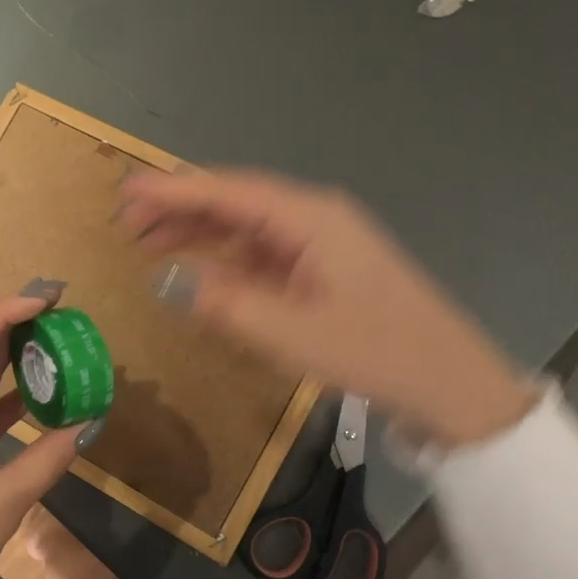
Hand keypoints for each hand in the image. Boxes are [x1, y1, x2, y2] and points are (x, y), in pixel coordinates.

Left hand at [0, 294, 86, 578]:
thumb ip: (50, 456)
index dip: (4, 309)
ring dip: (8, 351)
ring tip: (52, 337)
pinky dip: (5, 390)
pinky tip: (39, 390)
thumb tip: (90, 422)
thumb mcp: (7, 499)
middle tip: (56, 310)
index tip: (46, 301)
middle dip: (9, 320)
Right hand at [116, 168, 536, 446]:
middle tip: (125, 223)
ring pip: (242, 223)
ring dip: (195, 230)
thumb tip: (162, 280)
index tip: (124, 190)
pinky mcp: (320, 267)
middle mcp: (313, 217)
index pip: (226, 192)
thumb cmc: (375, 353)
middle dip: (176, 207)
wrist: (454, 388)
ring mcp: (318, 241)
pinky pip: (257, 249)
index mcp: (310, 218)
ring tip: (147, 242)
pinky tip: (195, 268)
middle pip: (231, 200)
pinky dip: (220, 255)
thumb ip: (222, 302)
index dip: (171, 190)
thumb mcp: (291, 333)